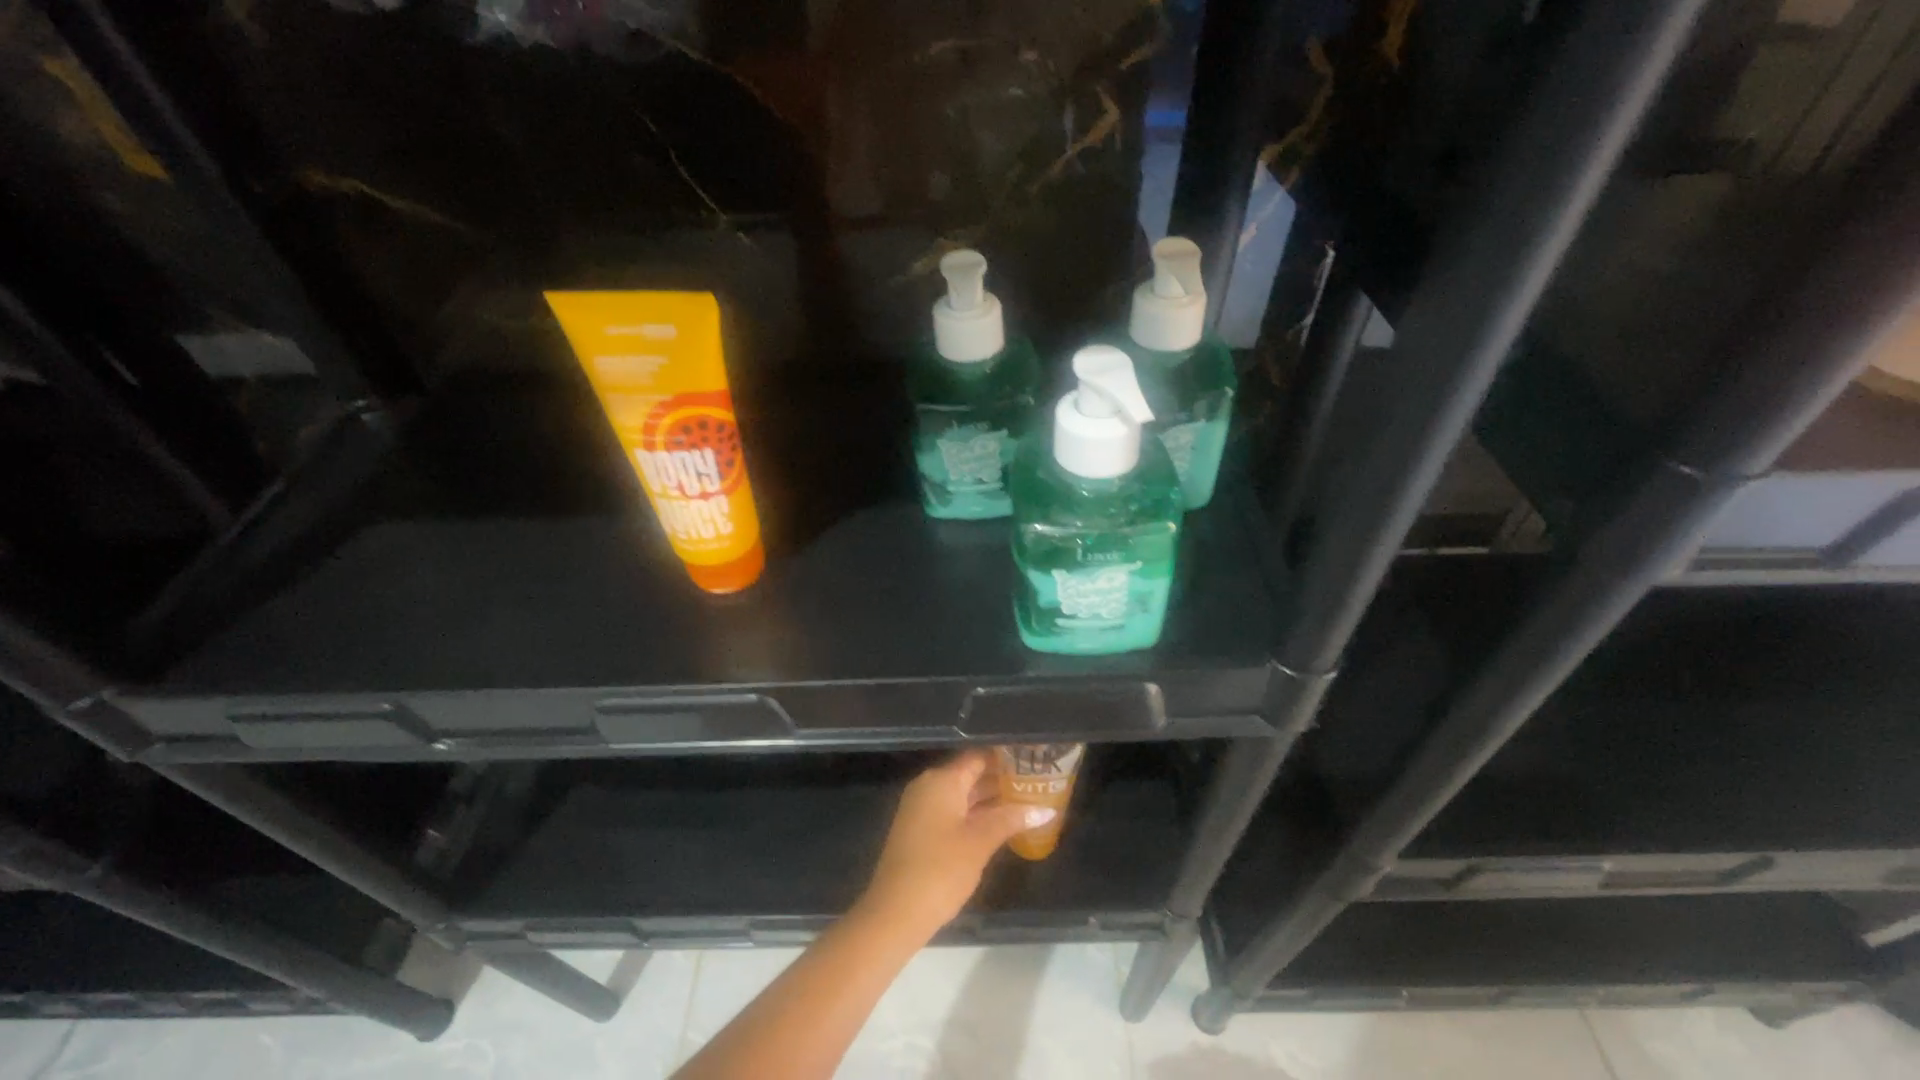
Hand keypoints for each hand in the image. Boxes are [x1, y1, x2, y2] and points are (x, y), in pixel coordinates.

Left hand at [857, 751, 1054, 937]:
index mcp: (942, 781)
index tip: (1034, 758)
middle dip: (1003, 779)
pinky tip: (1004, 823)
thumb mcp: (980, 842)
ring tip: (1029, 800)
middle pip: (971, 774)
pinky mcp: (922, 831)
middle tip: (1039, 781)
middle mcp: (930, 787)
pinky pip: (955, 812)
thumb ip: (1011, 819)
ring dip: (992, 799)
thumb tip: (1046, 810)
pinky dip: (978, 814)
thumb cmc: (940, 869)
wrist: (896, 912)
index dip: (1006, 756)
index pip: (978, 756)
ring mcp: (923, 809)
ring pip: (964, 795)